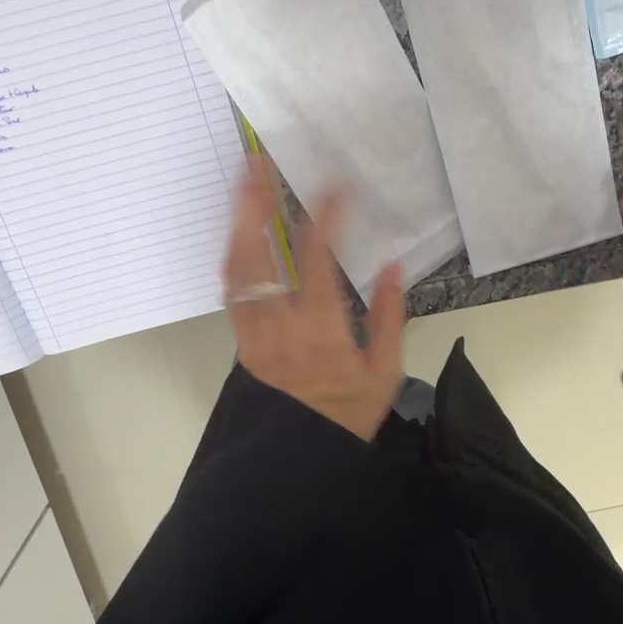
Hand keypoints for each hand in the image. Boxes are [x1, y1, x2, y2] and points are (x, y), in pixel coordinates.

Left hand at [224, 158, 405, 439]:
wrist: (297, 458)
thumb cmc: (345, 416)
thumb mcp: (384, 373)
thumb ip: (388, 317)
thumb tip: (391, 267)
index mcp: (320, 328)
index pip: (317, 258)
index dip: (325, 215)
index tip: (336, 185)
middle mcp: (279, 324)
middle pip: (257, 255)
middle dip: (254, 206)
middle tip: (256, 166)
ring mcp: (254, 333)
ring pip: (236, 270)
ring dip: (236, 225)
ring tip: (241, 189)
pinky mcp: (242, 343)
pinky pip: (231, 293)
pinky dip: (233, 259)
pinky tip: (238, 239)